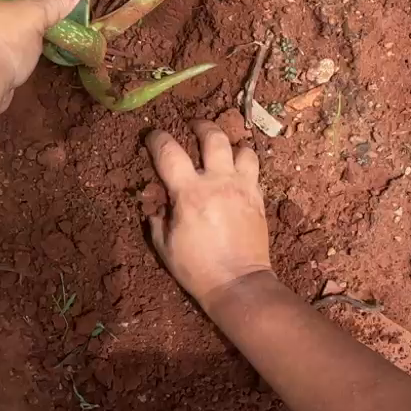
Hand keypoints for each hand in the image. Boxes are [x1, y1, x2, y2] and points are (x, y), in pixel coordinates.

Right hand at [144, 120, 272, 310]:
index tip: (152, 137)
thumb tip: (156, 203)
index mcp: (189, 193)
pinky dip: (244, 166)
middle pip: (213, 137)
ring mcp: (243, 188)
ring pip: (242, 149)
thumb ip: (157, 218)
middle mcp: (219, 182)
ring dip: (231, 145)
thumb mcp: (164, 245)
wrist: (238, 284)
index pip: (169, 152)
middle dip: (201, 126)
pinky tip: (236, 174)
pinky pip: (254, 171)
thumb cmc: (196, 268)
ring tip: (222, 150)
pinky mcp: (258, 199)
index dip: (157, 139)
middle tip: (193, 127)